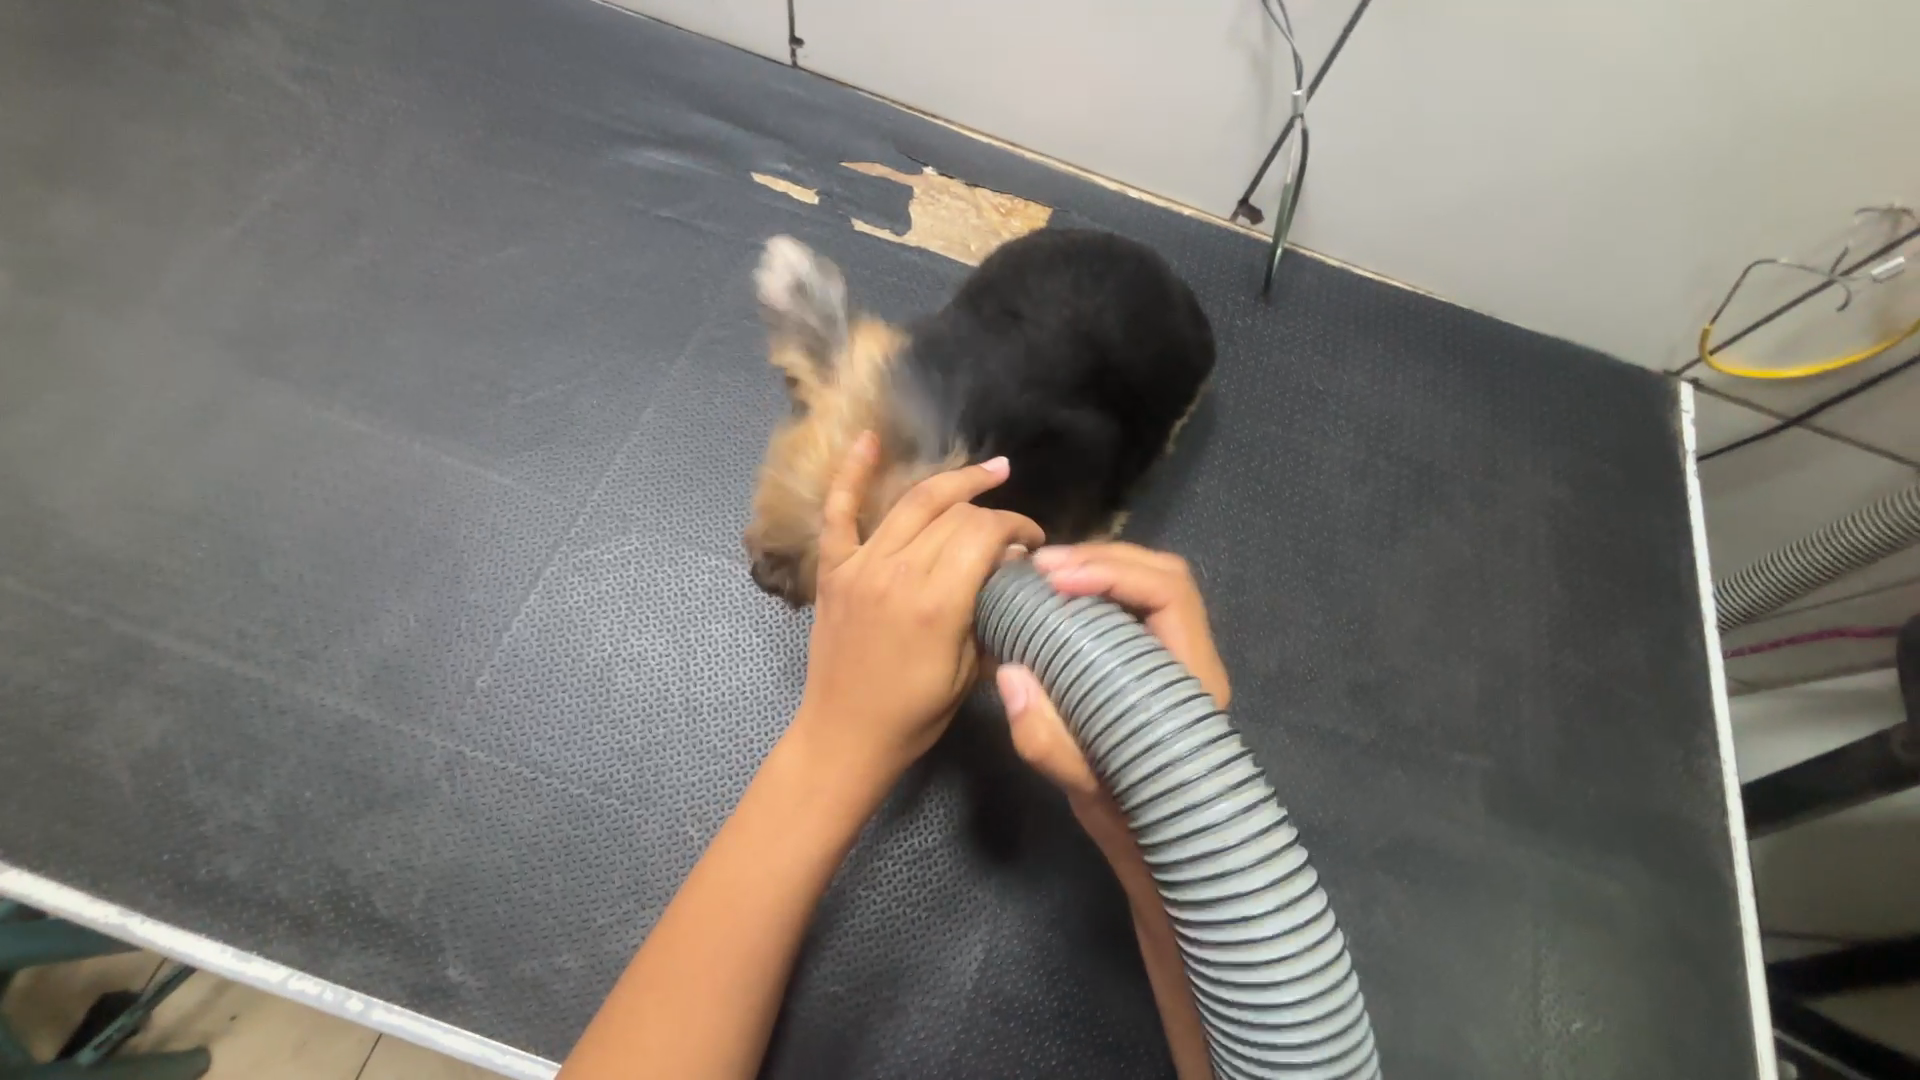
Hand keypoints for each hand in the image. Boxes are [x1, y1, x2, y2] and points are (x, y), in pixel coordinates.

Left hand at [794, 432, 1044, 781]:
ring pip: (913, 502)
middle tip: (1012, 528)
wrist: (844, 736)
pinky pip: (839, 512)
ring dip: (954, 481)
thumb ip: (990, 613)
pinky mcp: (833, 569)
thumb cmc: (915, 714)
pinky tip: (870, 439)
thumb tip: (1009, 571)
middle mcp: (897, 571)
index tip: (1031, 544)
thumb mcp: (969, 671)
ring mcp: (860, 565)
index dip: (1016, 527)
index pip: (984, 534)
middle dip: (993, 512)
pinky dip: (853, 474)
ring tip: (988, 472)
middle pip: (954, 514)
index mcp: (936, 602)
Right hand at [996, 544, 1225, 1079]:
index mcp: (1192, 685)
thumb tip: (1009, 673)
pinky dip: (1092, 591)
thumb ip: (1049, 740)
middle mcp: (1191, 661)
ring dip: (1096, 568)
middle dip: (1101, 559)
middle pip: (1162, 576)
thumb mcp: (1087, 792)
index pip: (1170, 594)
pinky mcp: (1151, 666)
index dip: (1114, 573)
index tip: (1057, 579)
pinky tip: (1056, 599)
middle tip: (1040, 567)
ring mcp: (1173, 661)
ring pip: (1146, 586)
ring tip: (1043, 575)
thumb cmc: (1136, 829)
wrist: (1163, 857)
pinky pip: (1128, 609)